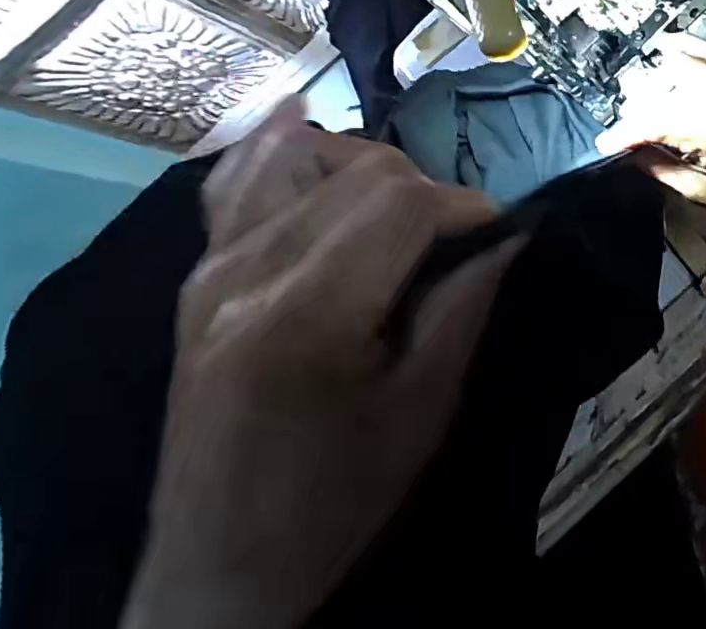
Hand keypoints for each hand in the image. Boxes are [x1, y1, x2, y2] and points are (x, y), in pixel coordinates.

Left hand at [123, 98, 524, 628]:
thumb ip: (464, 306)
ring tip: (395, 211)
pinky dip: (278, 147)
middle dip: (425, 189)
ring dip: (365, 167)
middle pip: (359, 169)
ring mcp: (210, 265)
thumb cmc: (335, 505)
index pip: (401, 203)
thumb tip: (508, 233)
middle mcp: (246, 270)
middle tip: (453, 238)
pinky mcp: (197, 274)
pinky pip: (236, 179)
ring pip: (300, 154)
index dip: (465, 206)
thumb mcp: (421, 413)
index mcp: (305, 313)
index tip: (498, 231)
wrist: (219, 578)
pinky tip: (305, 127)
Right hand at [596, 33, 705, 231]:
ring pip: (681, 69)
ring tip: (642, 103)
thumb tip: (629, 152)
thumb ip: (661, 169)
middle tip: (627, 133)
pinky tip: (666, 47)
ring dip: (655, 84)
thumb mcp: (702, 195)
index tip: (604, 145)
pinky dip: (688, 47)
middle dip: (638, 111)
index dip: (625, 133)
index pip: (656, 123)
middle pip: (664, 92)